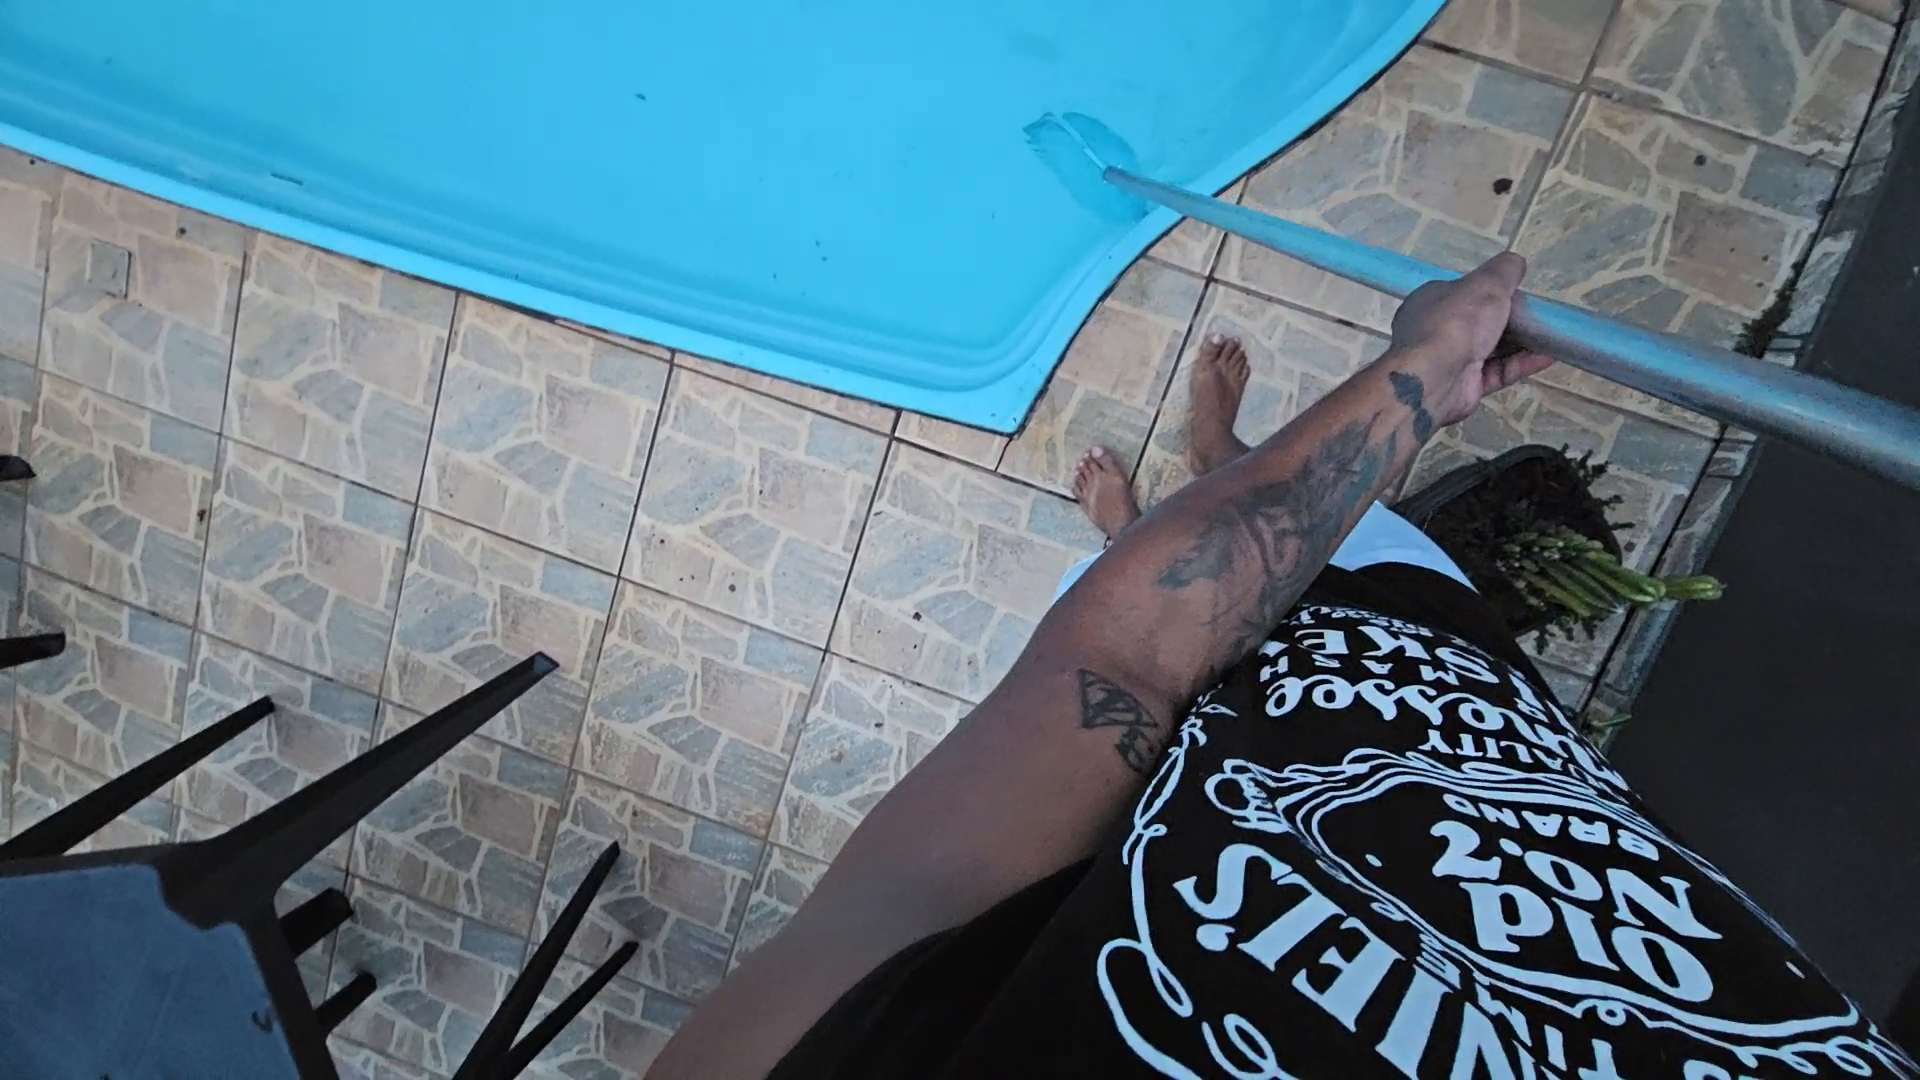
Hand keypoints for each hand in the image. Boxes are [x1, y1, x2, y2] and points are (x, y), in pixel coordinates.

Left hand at [1387, 252, 1554, 427]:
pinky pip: (1498, 372)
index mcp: (1428, 304)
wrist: (1434, 379)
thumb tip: (1513, 264)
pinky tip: (1549, 355)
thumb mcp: (1485, 283)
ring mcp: (1447, 362)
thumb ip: (1503, 270)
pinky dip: (1522, 364)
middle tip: (1541, 314)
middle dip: (1511, 319)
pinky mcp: (1462, 387)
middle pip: (1479, 323)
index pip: (1461, 294)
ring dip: (1523, 342)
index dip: (1489, 292)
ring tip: (1554, 334)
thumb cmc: (1456, 322)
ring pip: (1491, 349)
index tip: (1518, 292)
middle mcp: (1433, 333)